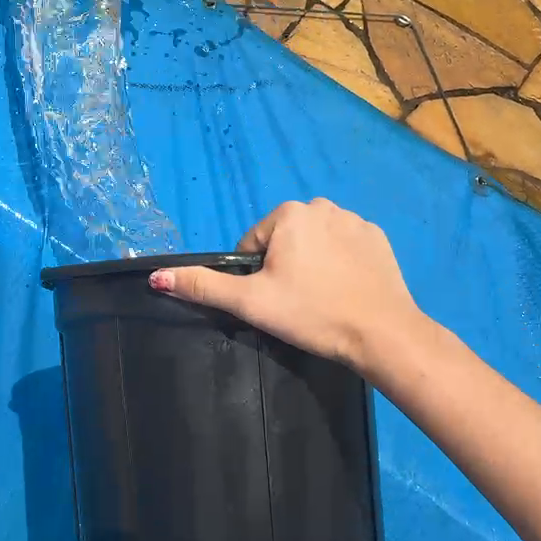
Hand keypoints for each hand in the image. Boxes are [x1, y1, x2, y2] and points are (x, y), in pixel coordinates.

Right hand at [150, 198, 424, 373]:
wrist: (384, 334)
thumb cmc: (312, 314)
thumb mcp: (251, 303)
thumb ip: (203, 285)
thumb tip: (156, 276)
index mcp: (287, 214)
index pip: (254, 245)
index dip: (257, 275)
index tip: (275, 300)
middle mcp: (320, 205)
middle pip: (284, 241)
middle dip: (285, 267)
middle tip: (298, 303)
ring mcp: (354, 219)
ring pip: (314, 243)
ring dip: (312, 264)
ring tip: (323, 300)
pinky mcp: (378, 237)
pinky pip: (345, 247)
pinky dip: (341, 265)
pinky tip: (346, 291)